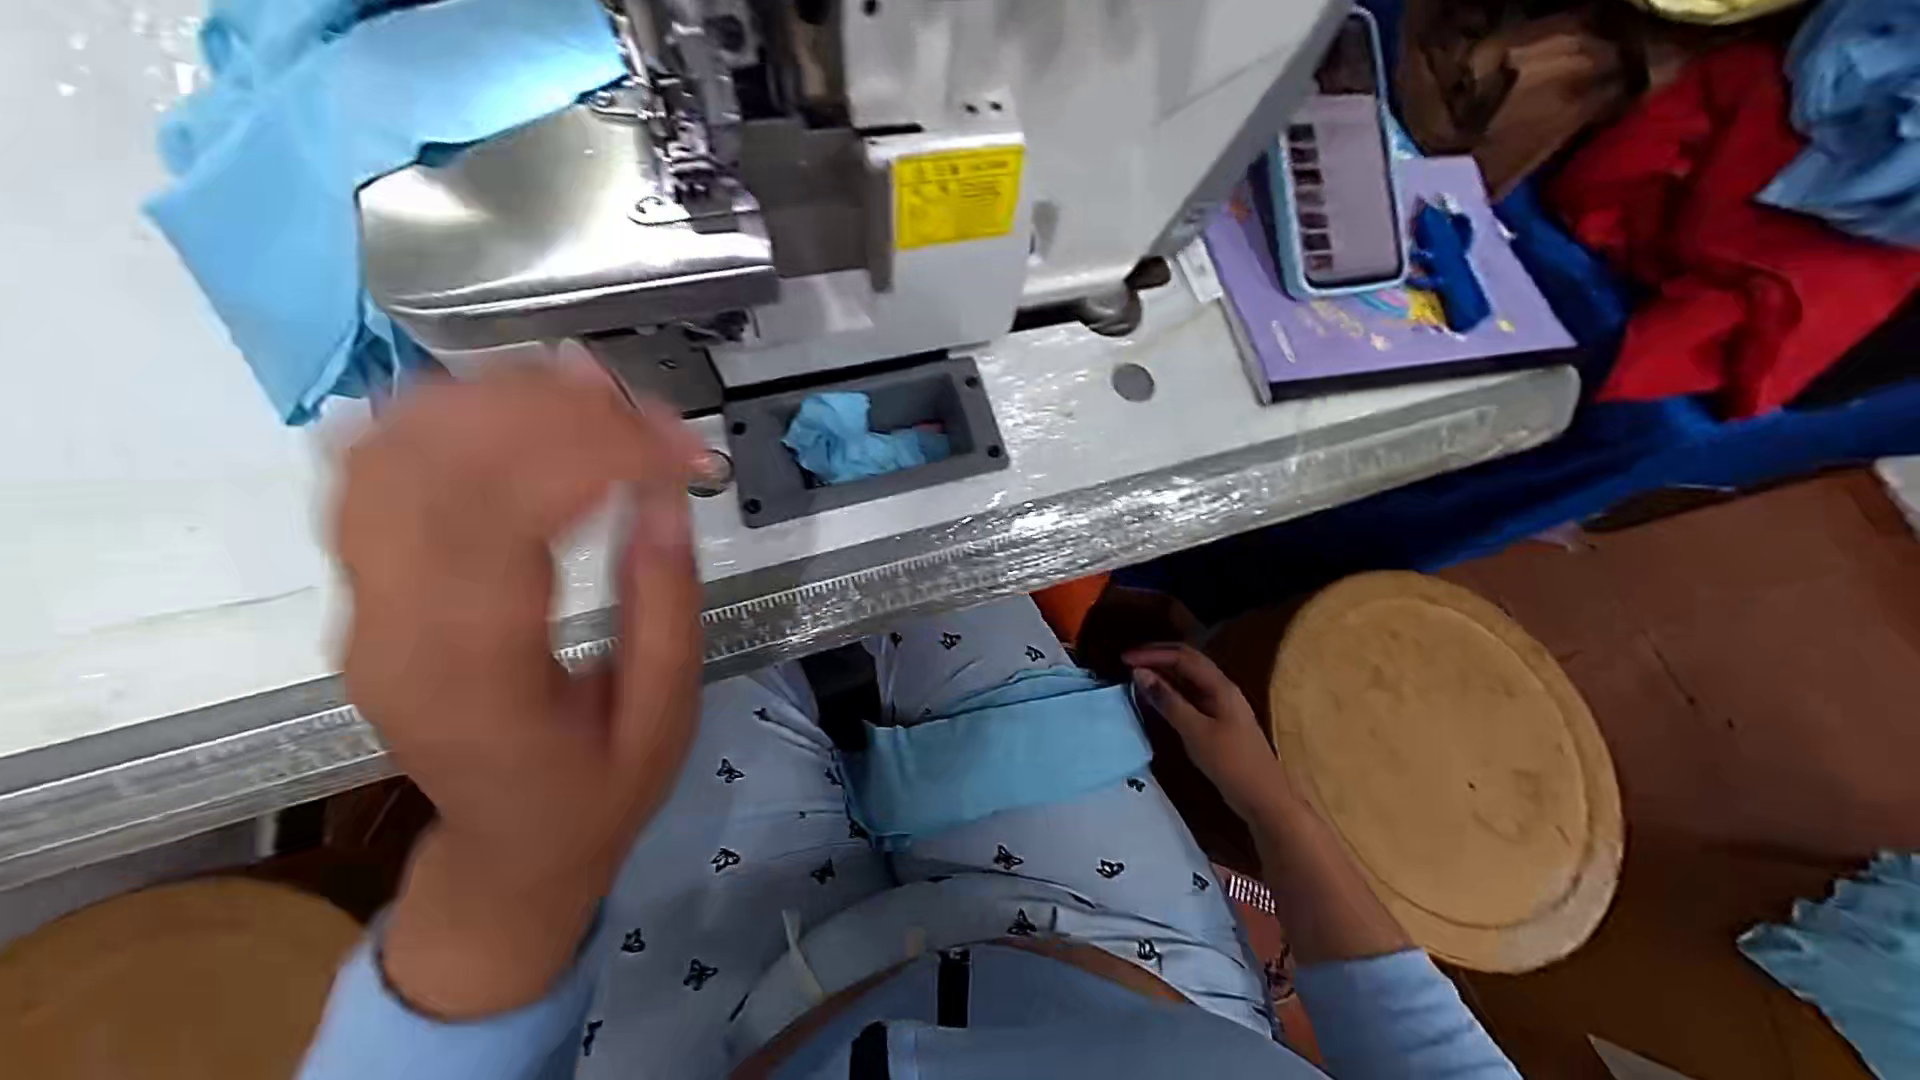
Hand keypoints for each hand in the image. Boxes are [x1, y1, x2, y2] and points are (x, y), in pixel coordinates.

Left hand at [333, 365, 705, 1015]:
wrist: (507, 847)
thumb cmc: (597, 795)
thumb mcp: (664, 717)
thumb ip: (666, 609)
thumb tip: (666, 498)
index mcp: (473, 679)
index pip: (506, 521)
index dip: (597, 456)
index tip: (682, 446)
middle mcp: (390, 630)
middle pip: (433, 469)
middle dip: (549, 412)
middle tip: (645, 408)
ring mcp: (361, 603)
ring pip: (387, 453)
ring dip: (490, 398)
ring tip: (588, 388)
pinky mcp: (364, 586)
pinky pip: (373, 471)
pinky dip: (442, 416)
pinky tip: (514, 406)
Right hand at [1123, 644, 1295, 820]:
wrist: (1264, 799)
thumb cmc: (1231, 763)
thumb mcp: (1195, 731)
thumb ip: (1167, 700)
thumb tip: (1140, 673)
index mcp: (1220, 686)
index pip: (1183, 657)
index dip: (1152, 653)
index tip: (1125, 658)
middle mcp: (1222, 688)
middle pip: (1187, 660)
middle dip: (1157, 656)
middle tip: (1128, 660)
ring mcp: (1221, 704)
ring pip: (1188, 677)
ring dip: (1163, 672)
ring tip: (1137, 675)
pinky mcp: (1218, 719)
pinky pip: (1190, 694)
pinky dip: (1170, 690)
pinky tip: (1156, 697)